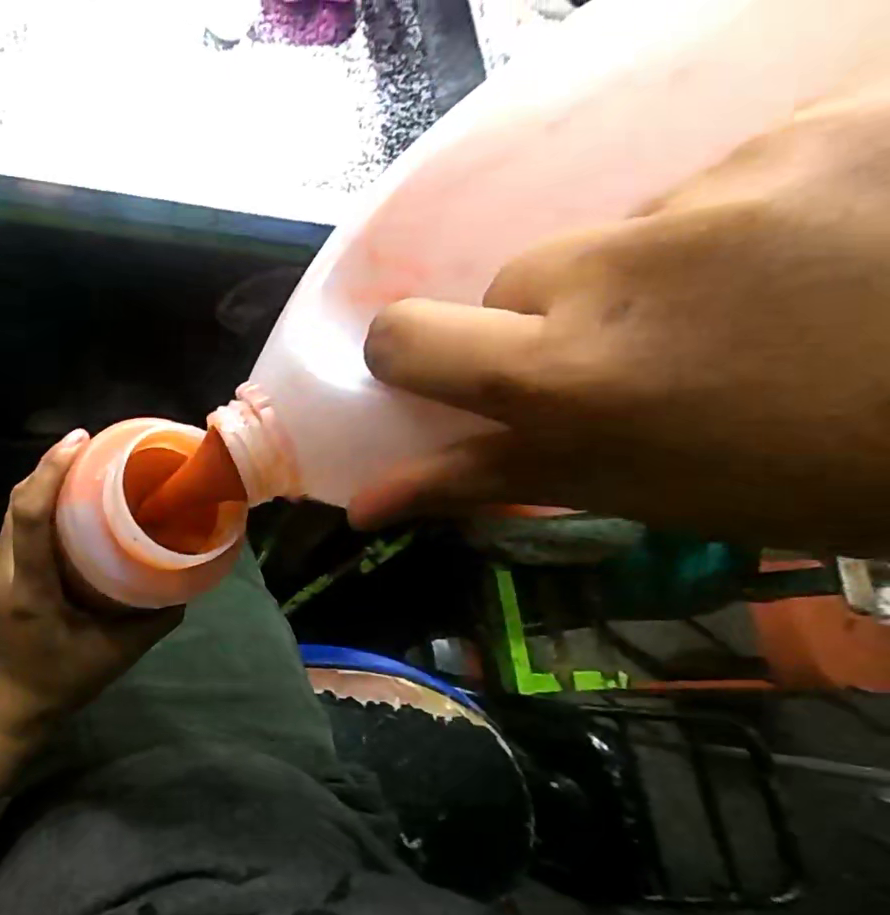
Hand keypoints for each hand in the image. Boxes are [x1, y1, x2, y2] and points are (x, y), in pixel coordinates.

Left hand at [0, 430, 183, 745]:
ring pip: (12, 511)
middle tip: (91, 445)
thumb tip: (186, 574)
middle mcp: (4, 573)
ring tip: (82, 462)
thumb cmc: (66, 680)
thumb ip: (155, 614)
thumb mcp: (119, 652)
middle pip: (17, 504)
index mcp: (30, 591)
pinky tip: (68, 499)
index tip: (80, 440)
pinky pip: (15, 526)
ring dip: (43, 482)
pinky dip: (38, 503)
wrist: (15, 702)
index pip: (29, 518)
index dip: (50, 472)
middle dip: (49, 466)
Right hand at [352, 79, 889, 553]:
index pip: (404, 336)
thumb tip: (360, 508)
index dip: (410, 353)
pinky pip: (738, 164)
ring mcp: (734, 185)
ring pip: (630, 225)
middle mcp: (622, 273)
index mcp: (562, 375)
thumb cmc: (803, 473)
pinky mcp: (840, 120)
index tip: (456, 368)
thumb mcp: (623, 484)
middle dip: (559, 314)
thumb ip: (477, 478)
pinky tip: (837, 240)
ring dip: (664, 261)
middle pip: (523, 278)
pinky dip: (764, 203)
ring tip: (766, 297)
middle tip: (652, 351)